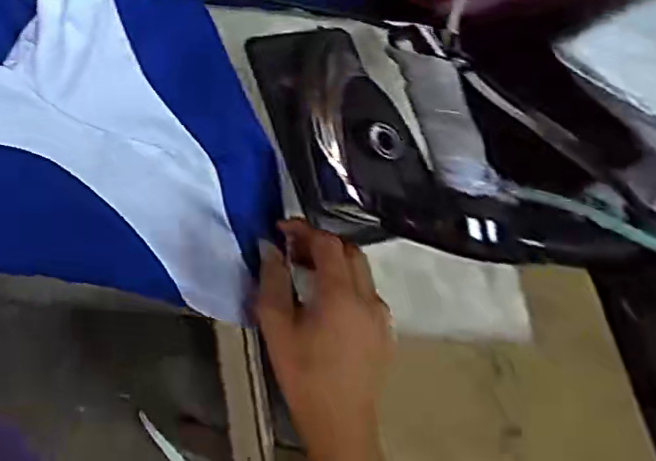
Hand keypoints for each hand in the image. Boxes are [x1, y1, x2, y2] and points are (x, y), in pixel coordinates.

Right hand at [255, 219, 393, 460]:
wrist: (340, 426)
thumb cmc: (304, 376)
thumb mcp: (276, 326)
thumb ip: (272, 280)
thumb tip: (270, 248)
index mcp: (341, 293)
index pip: (327, 242)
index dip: (303, 229)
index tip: (281, 229)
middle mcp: (367, 298)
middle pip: (349, 251)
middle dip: (321, 243)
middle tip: (293, 249)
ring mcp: (381, 317)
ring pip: (361, 271)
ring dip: (335, 262)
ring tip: (306, 272)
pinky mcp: (385, 334)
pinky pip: (368, 294)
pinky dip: (348, 284)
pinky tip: (327, 302)